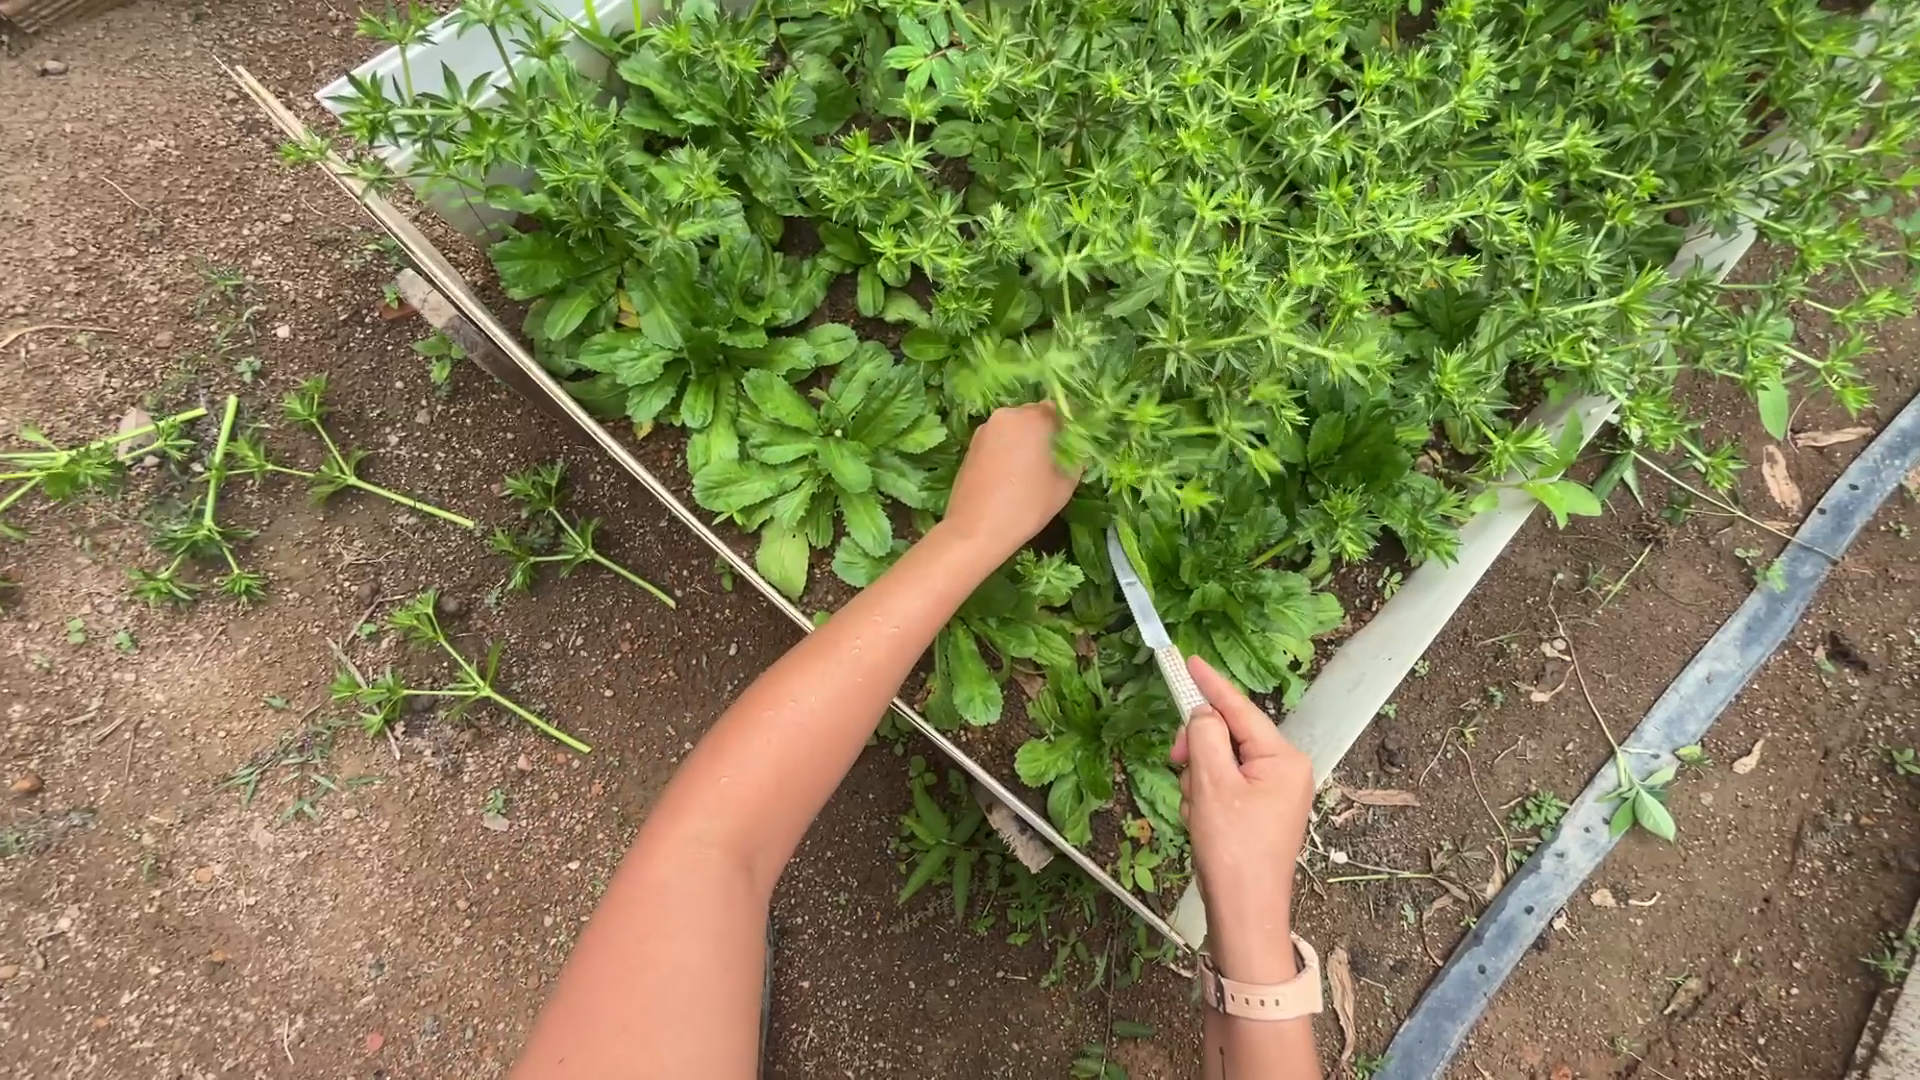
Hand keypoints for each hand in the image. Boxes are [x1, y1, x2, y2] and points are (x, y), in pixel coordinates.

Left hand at [941, 402, 1080, 560]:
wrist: (975, 529)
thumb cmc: (1027, 506)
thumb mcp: (1065, 484)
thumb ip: (1075, 457)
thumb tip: (1075, 448)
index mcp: (1033, 418)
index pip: (1060, 410)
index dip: (1068, 428)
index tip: (1072, 447)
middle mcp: (1007, 415)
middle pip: (1034, 416)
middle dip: (1045, 432)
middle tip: (1052, 460)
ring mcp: (984, 429)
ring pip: (1014, 428)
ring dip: (1024, 441)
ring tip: (1029, 471)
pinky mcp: (970, 446)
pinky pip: (997, 441)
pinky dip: (1006, 451)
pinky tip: (1009, 476)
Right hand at [1172, 655, 1313, 982]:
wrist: (1244, 911)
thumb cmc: (1232, 848)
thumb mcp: (1212, 783)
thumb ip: (1205, 735)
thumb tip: (1201, 712)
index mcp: (1282, 759)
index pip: (1240, 709)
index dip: (1211, 684)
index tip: (1189, 659)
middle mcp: (1284, 769)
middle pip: (1227, 734)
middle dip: (1198, 748)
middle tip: (1177, 763)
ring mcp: (1272, 791)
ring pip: (1218, 760)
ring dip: (1197, 777)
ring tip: (1197, 808)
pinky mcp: (1257, 809)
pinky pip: (1222, 783)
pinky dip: (1204, 794)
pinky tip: (1201, 818)